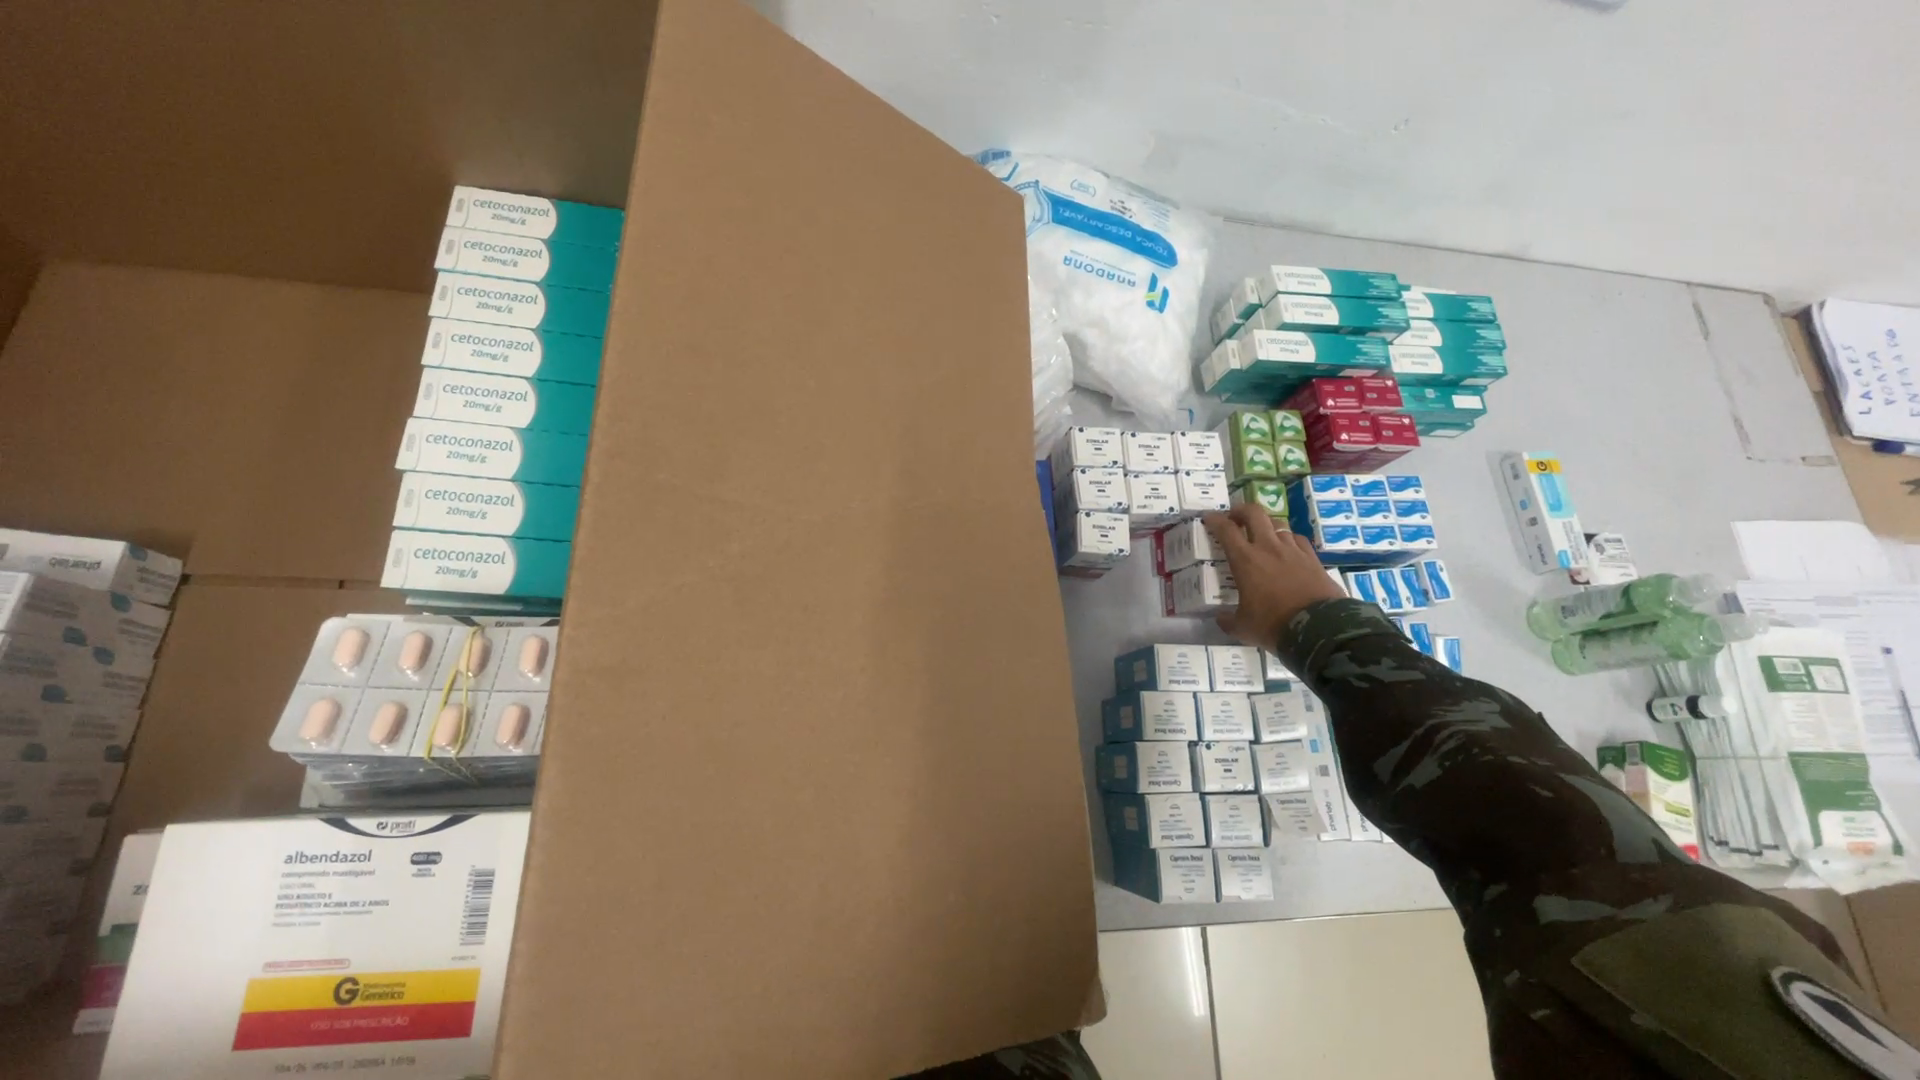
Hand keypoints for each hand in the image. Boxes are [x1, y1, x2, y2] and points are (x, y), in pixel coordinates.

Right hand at [1203, 505, 1345, 649]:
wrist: (1318, 628)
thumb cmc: (1273, 625)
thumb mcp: (1243, 628)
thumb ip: (1228, 620)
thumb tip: (1220, 618)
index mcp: (1246, 560)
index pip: (1226, 530)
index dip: (1215, 520)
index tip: (1209, 518)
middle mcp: (1268, 548)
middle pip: (1254, 513)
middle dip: (1241, 510)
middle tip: (1235, 517)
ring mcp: (1293, 550)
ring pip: (1278, 523)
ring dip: (1266, 525)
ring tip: (1261, 534)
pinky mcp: (1312, 558)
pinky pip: (1297, 539)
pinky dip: (1288, 539)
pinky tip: (1287, 548)